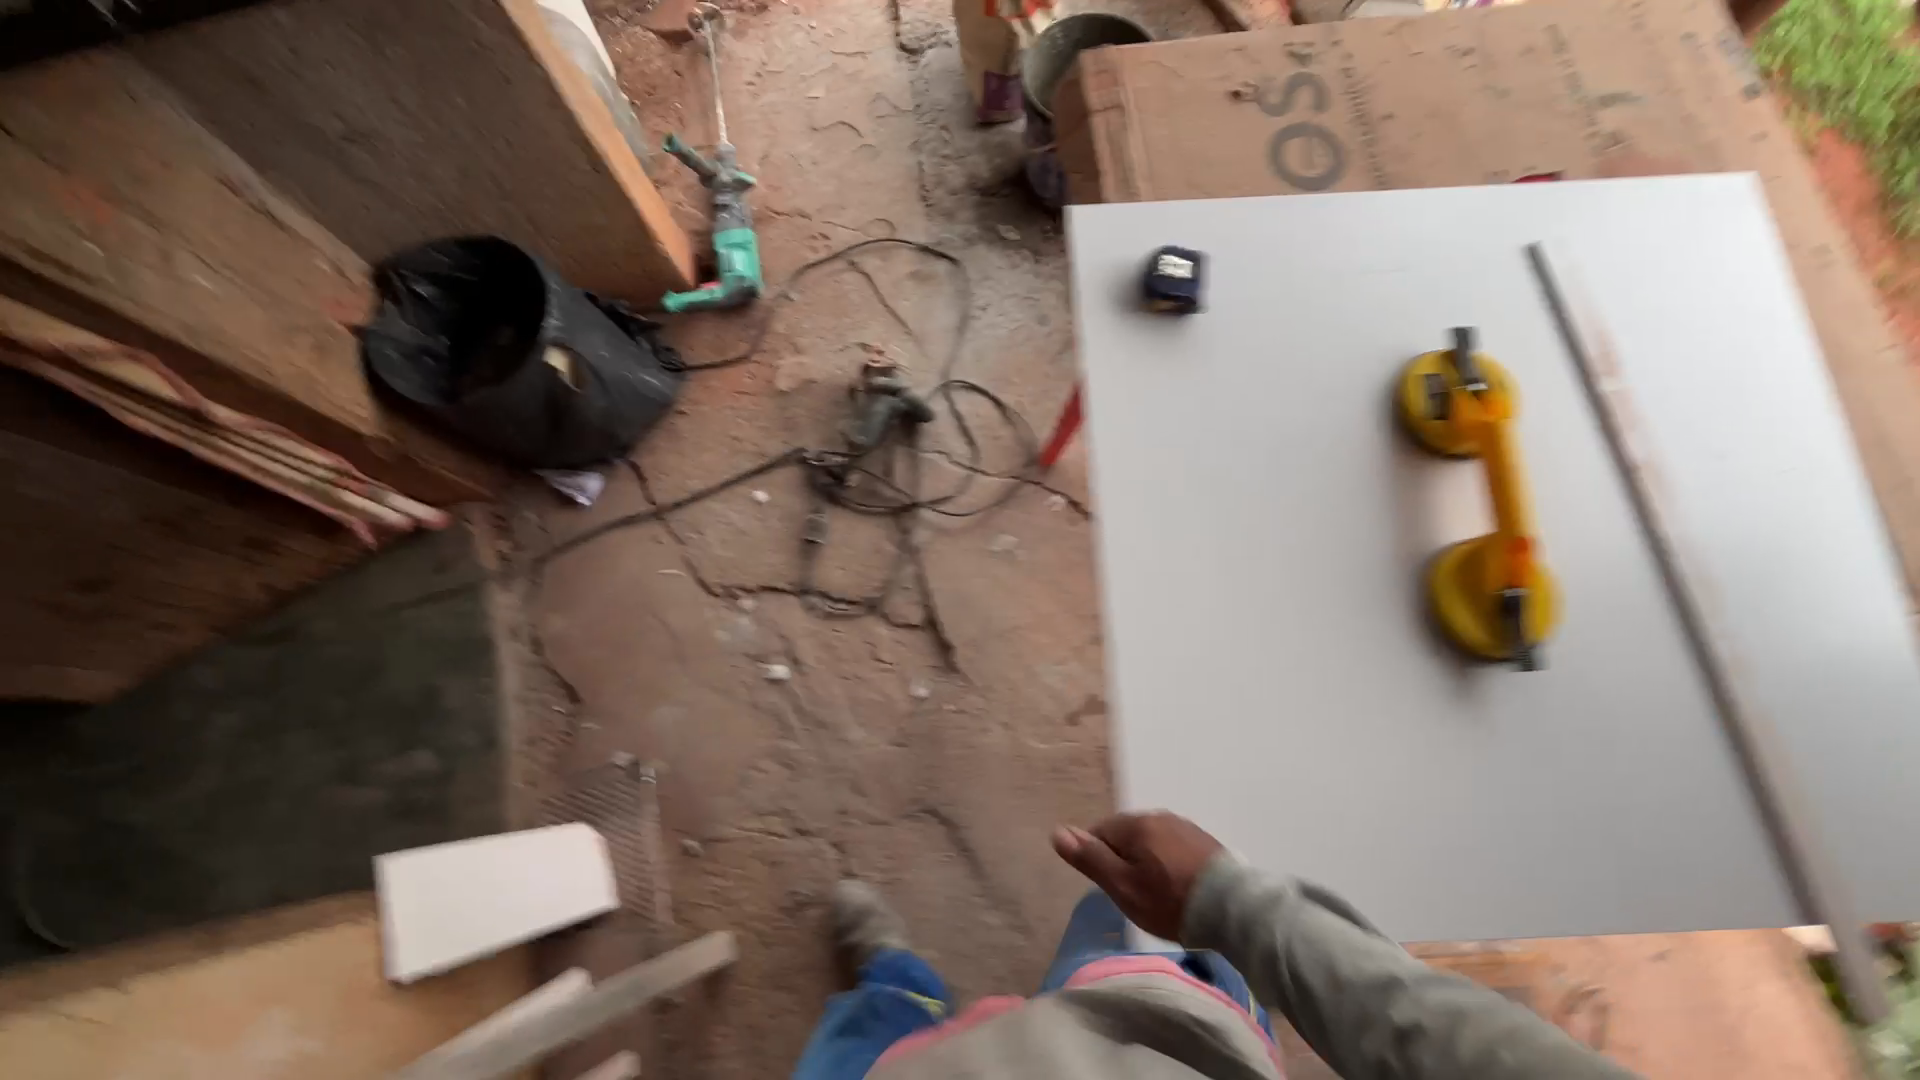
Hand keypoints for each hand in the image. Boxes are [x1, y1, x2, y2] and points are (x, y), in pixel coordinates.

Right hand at [1052, 811, 1224, 941]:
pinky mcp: (1204, 842)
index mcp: (1135, 824)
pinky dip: (1168, 864)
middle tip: (1135, 895)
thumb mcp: (1123, 886)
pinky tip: (1178, 887)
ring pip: (1150, 842)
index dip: (1100, 862)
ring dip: (1147, 862)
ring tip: (1157, 894)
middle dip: (1123, 860)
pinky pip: (1173, 848)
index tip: (1114, 888)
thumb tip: (1057, 832)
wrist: (1233, 909)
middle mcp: (1158, 816)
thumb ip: (1090, 858)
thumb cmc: (1170, 901)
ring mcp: (1184, 826)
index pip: (1099, 833)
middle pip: (1125, 836)